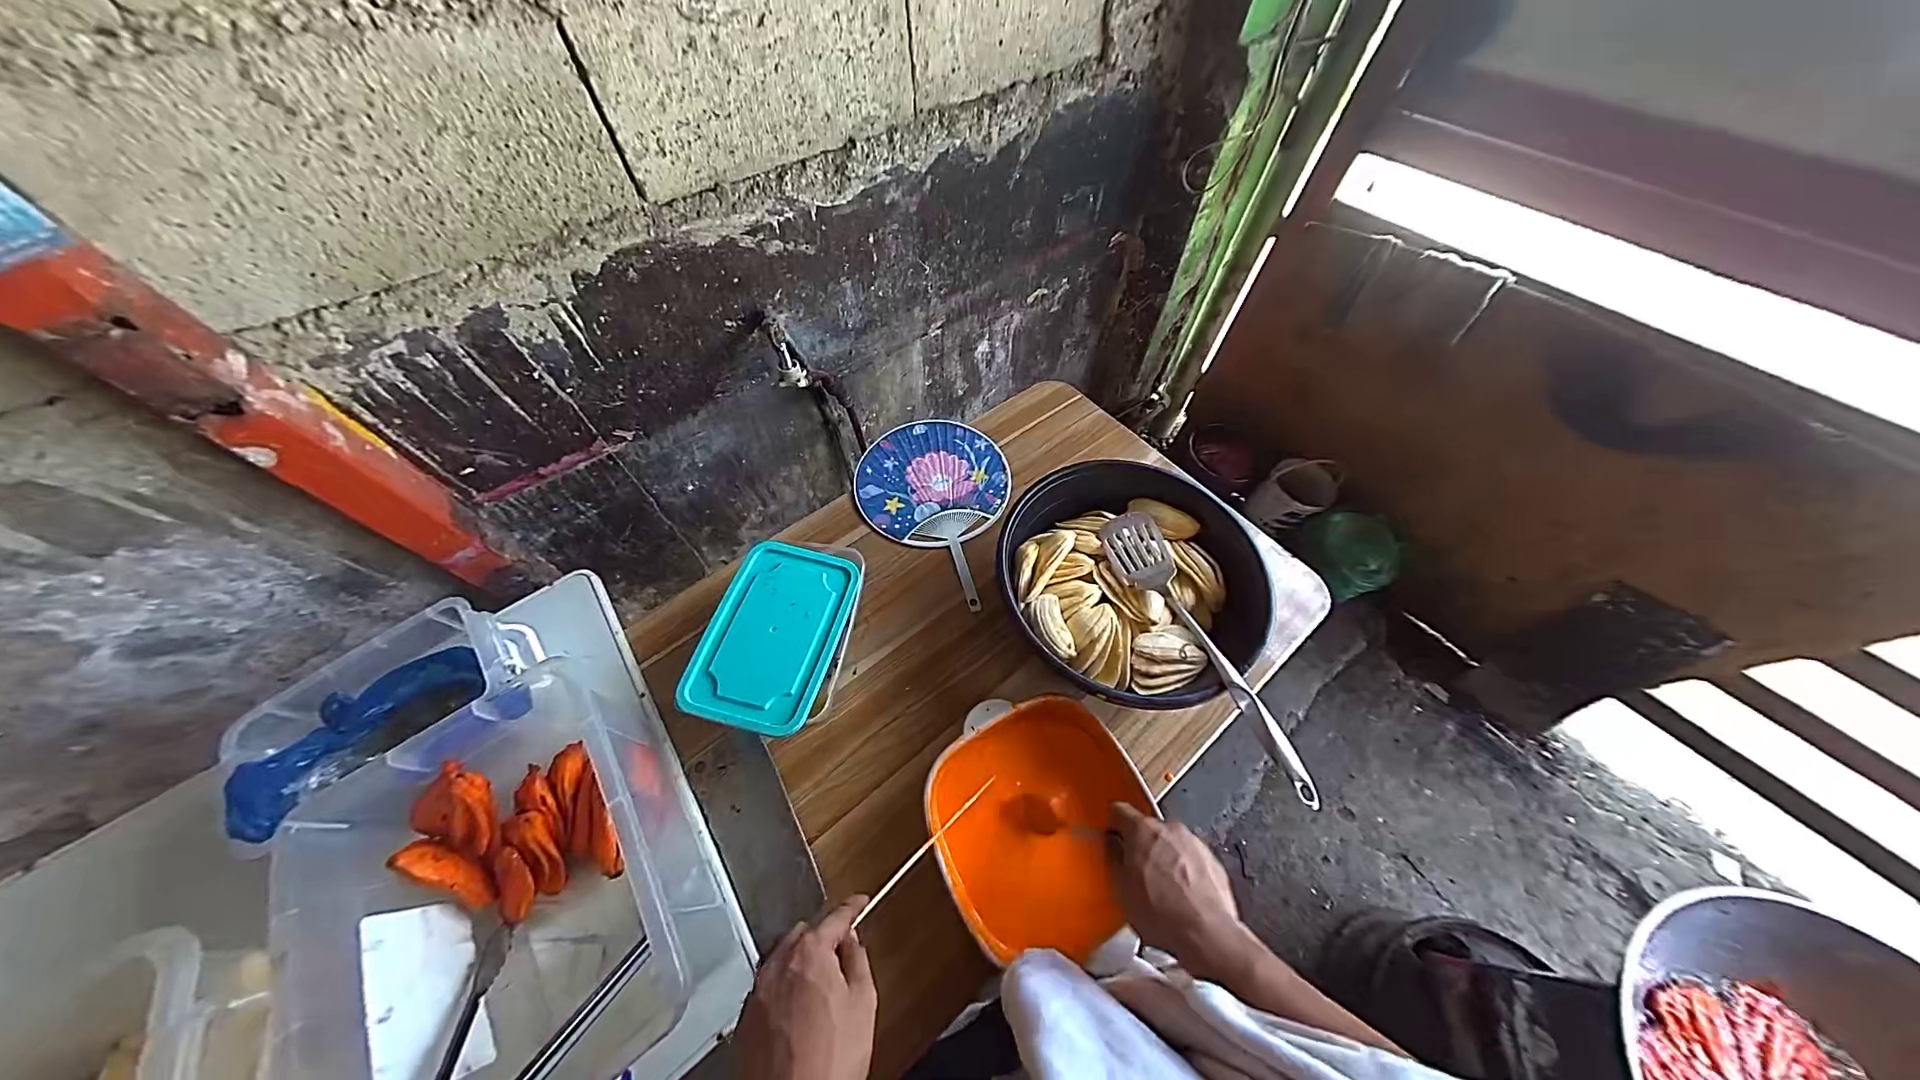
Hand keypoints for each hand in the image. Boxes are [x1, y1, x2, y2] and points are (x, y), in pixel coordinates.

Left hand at [737, 896, 877, 1079]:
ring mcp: (758, 990)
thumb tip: (853, 943)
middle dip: (824, 936)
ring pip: (782, 956)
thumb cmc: (827, 1062)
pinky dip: (784, 984)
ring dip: (802, 959)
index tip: (859, 903)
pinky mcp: (746, 1017)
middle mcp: (778, 964)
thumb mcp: (863, 1003)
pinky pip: (768, 984)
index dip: (852, 907)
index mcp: (810, 952)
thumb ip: (859, 961)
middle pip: (805, 932)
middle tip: (843, 949)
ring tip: (821, 982)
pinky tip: (798, 1007)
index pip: (836, 916)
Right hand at [1106, 803, 1253, 981]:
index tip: (1111, 836)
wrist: (1208, 935)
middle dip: (1140, 847)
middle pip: (1147, 829)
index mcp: (1142, 830)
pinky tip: (1181, 898)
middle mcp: (1169, 829)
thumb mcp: (1121, 889)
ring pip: (1170, 844)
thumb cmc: (1165, 915)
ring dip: (1164, 859)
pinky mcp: (1212, 861)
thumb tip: (1112, 847)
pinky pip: (1190, 860)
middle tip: (1134, 873)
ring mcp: (1194, 843)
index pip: (1119, 811)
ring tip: (1160, 892)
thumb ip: (1112, 858)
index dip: (1112, 824)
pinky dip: (1184, 872)